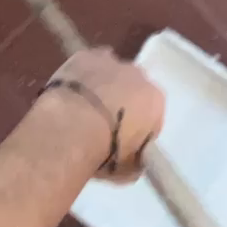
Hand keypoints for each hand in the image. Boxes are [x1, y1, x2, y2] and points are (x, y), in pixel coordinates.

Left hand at [39, 48, 165, 182]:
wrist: (73, 126)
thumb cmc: (106, 152)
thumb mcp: (128, 171)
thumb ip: (136, 161)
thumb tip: (132, 159)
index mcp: (155, 101)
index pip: (153, 114)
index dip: (140, 128)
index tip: (126, 142)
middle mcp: (138, 75)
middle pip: (133, 87)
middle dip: (123, 101)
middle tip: (105, 124)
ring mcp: (111, 61)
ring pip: (111, 71)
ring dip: (104, 84)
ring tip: (86, 107)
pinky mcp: (84, 55)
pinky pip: (88, 63)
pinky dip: (82, 75)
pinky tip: (71, 92)